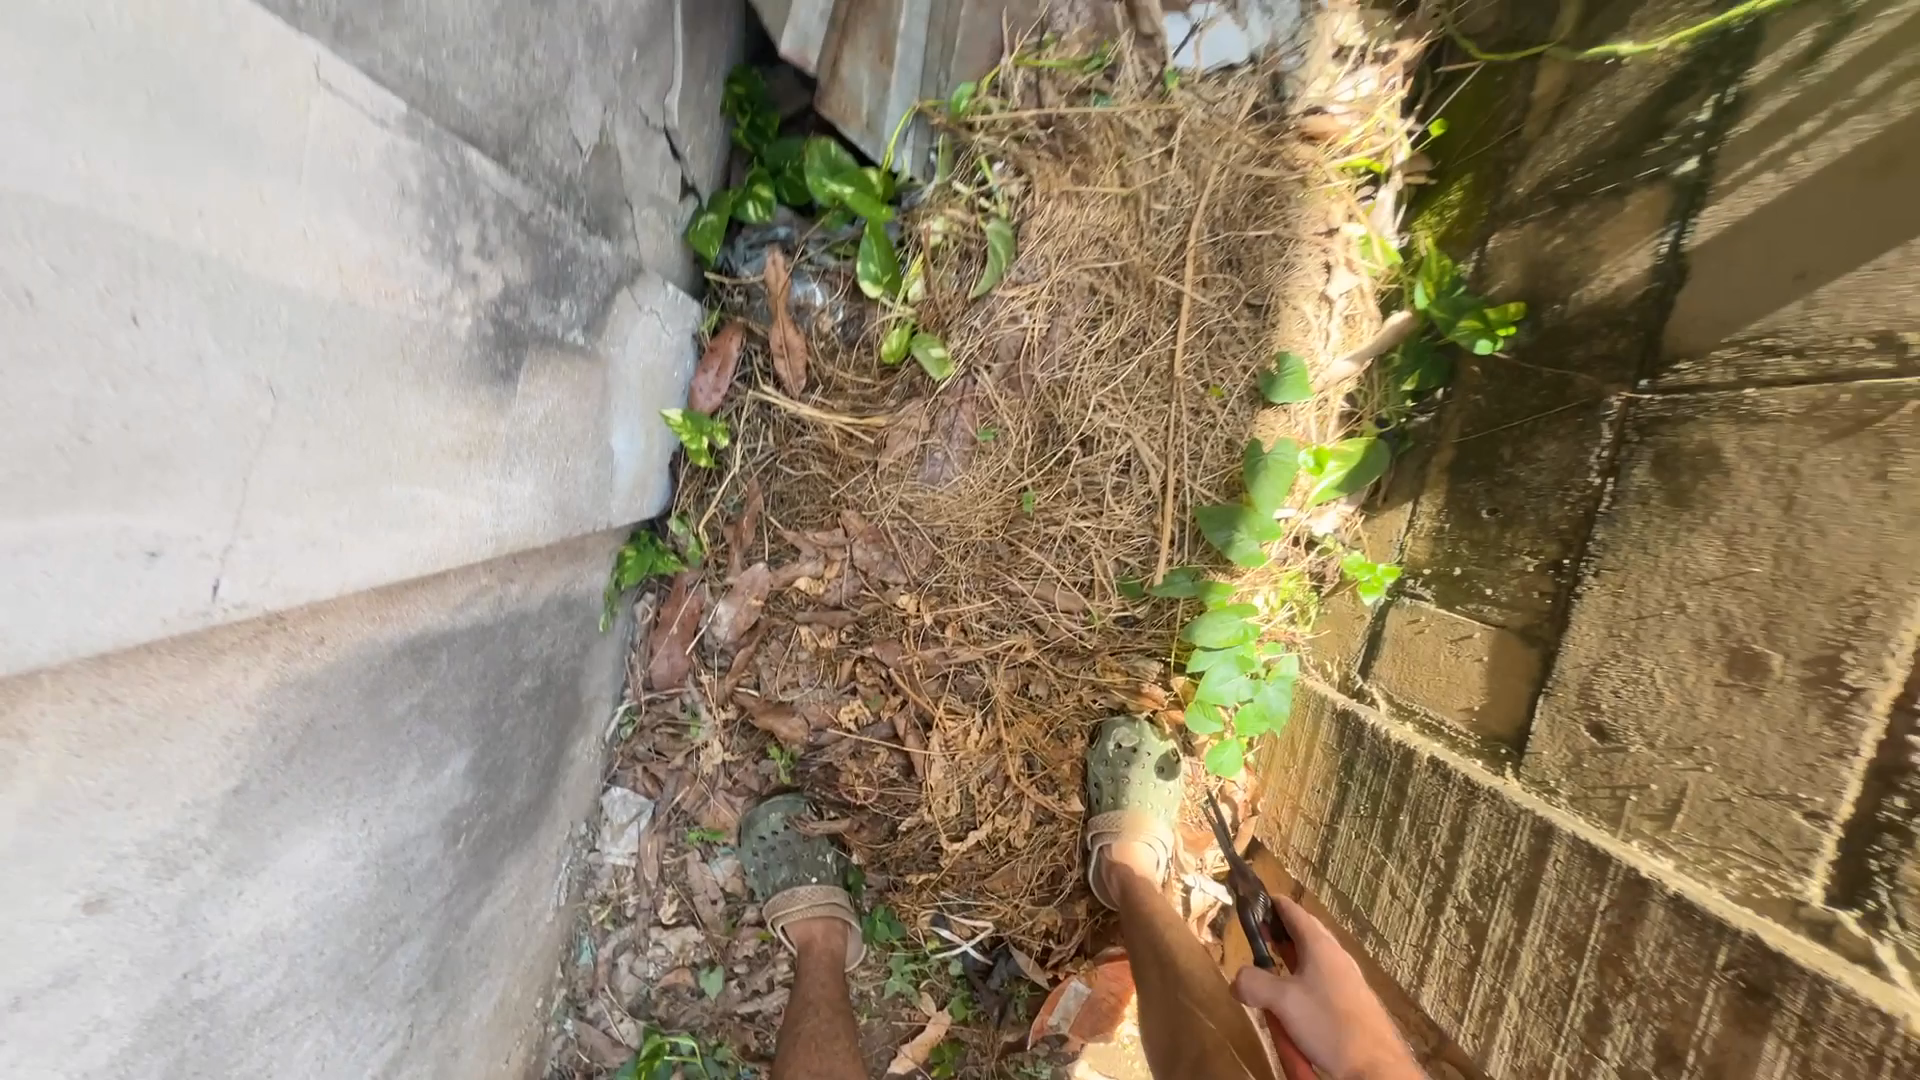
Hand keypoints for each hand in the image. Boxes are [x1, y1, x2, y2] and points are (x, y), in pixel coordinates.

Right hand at [1231, 895, 1423, 1079]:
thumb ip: (1252, 984)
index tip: (1248, 907)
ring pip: (1311, 958)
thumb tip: (1236, 982)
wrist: (1379, 1070)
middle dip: (1277, 933)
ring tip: (1271, 973)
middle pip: (1301, 931)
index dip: (1267, 903)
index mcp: (1318, 943)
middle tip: (1256, 942)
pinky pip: (1321, 980)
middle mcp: (1335, 954)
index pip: (1290, 908)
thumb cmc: (1329, 1024)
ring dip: (1289, 960)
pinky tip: (1295, 1005)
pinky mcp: (1353, 1001)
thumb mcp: (1282, 1002)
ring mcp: (1347, 978)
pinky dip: (1303, 982)